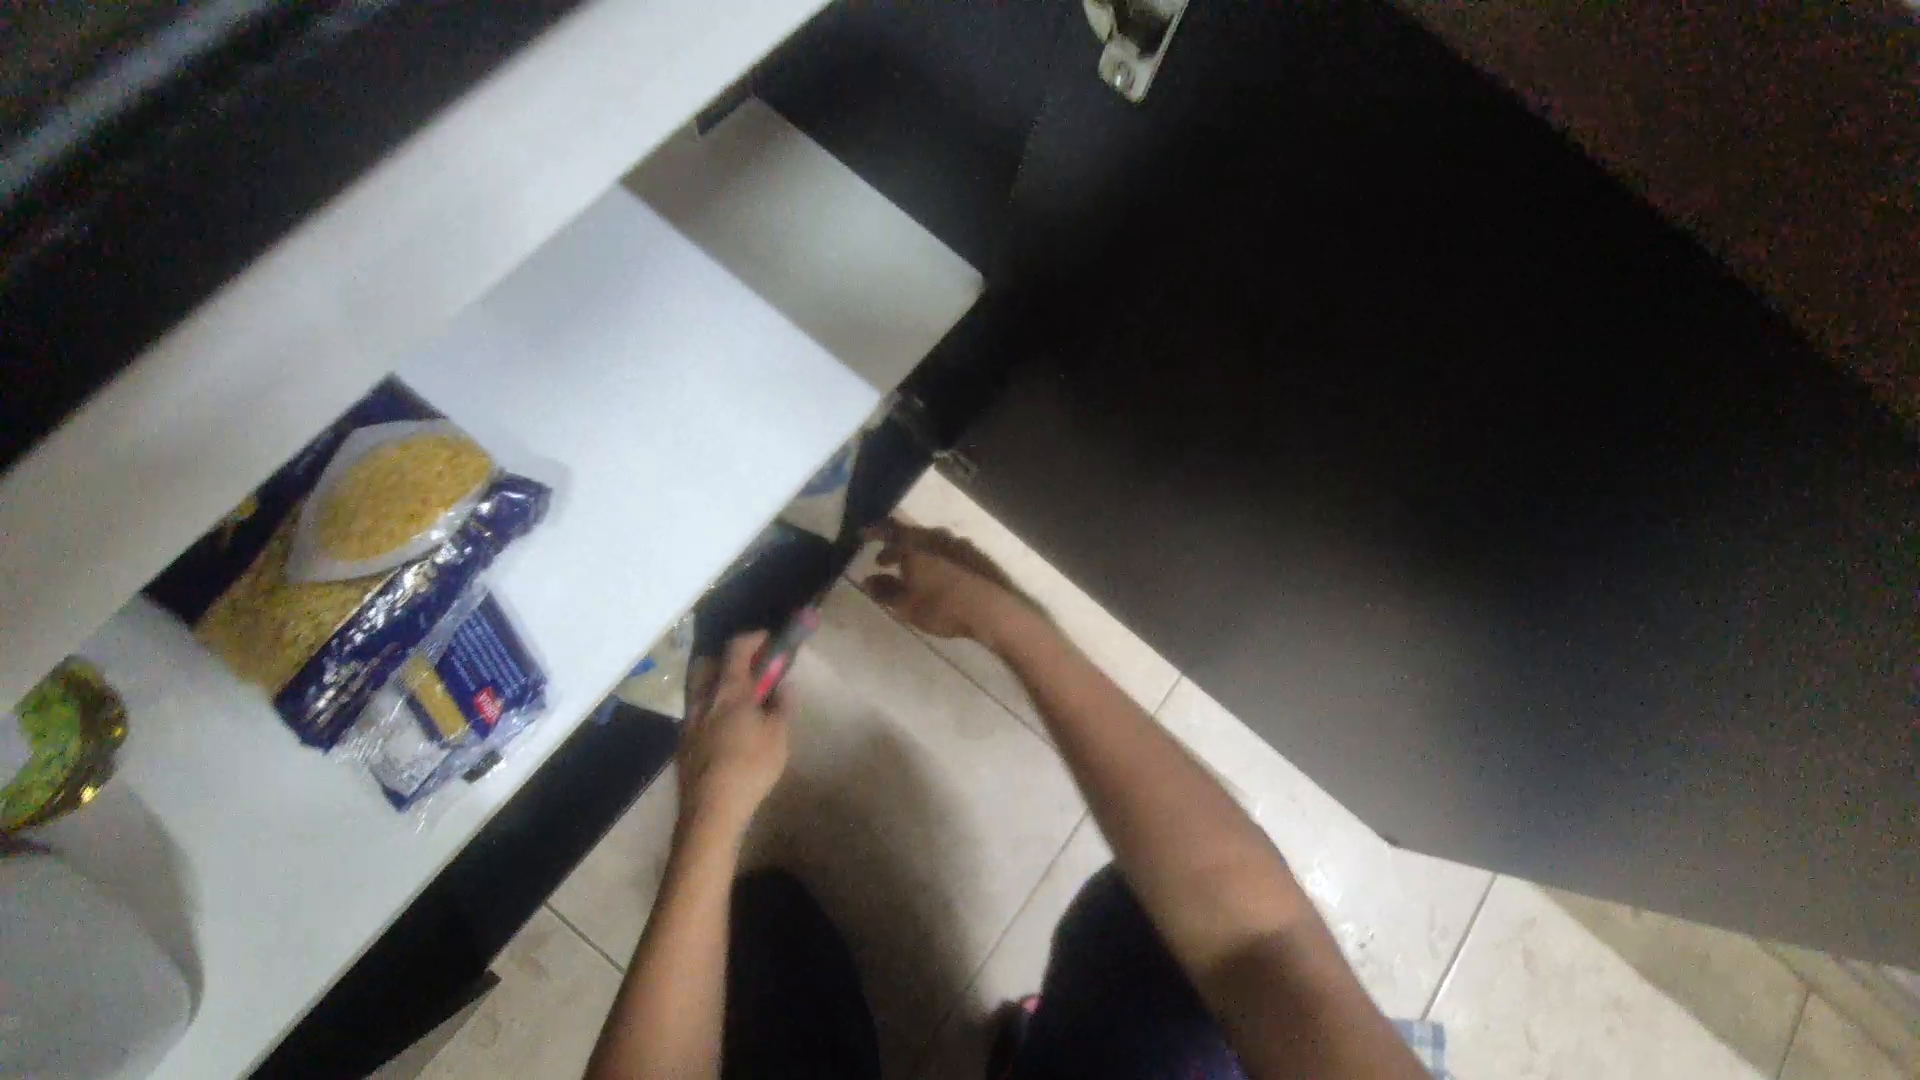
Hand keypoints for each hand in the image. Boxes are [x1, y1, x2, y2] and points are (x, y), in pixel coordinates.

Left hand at [675, 631, 793, 838]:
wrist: (711, 809)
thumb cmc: (751, 767)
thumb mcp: (779, 735)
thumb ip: (781, 705)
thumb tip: (783, 684)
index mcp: (730, 691)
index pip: (737, 648)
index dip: (753, 638)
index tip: (768, 640)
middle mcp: (703, 699)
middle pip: (707, 663)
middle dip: (726, 658)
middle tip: (747, 670)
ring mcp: (689, 721)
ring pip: (697, 689)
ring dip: (715, 684)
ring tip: (735, 701)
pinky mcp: (683, 743)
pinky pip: (695, 712)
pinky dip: (709, 709)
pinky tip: (723, 729)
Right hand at [862, 519, 1036, 642]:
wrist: (991, 609)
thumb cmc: (942, 606)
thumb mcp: (906, 604)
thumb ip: (885, 591)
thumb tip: (869, 581)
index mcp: (916, 545)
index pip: (889, 529)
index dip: (874, 531)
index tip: (862, 536)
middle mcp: (937, 538)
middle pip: (911, 535)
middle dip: (895, 547)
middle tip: (883, 560)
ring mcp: (960, 545)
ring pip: (931, 543)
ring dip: (917, 554)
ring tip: (910, 571)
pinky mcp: (977, 557)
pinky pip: (948, 552)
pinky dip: (936, 560)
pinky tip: (937, 577)